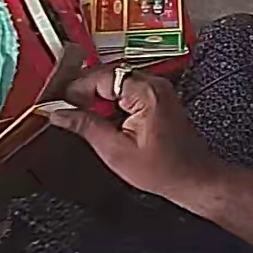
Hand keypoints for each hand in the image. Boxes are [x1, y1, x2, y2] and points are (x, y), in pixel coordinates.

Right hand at [47, 67, 227, 202]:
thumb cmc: (165, 169)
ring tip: (83, 119)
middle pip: (107, 75)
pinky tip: (104, 121)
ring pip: (115, 82)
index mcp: (145, 93)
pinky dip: (111, 103)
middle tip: (66, 111)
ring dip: (97, 98)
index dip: (75, 90)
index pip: (99, 76)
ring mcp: (157, 89)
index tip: (60, 104)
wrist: (192, 177)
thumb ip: (85, 127)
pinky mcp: (157, 97)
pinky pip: (126, 90)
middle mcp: (154, 85)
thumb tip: (60, 114)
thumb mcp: (115, 151)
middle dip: (84, 93)